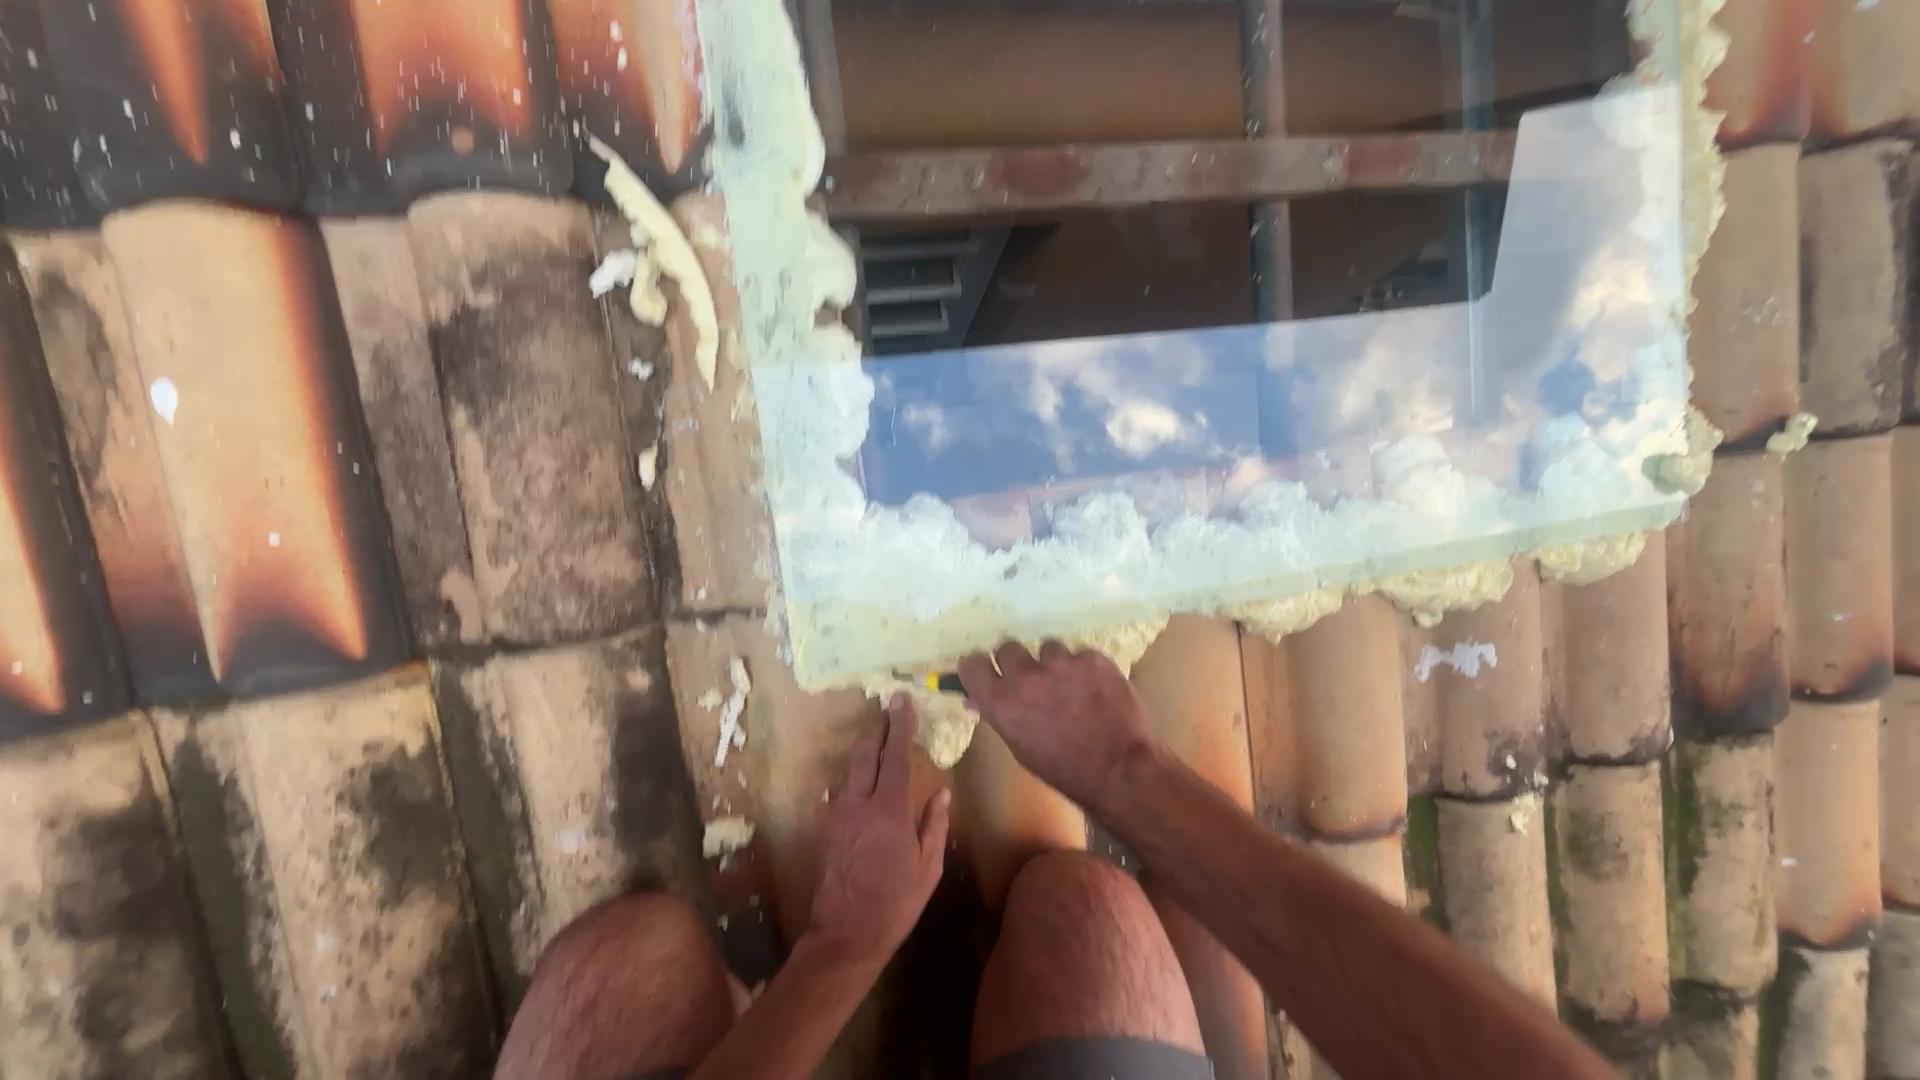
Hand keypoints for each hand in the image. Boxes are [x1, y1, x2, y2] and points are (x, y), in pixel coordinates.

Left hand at [807, 695, 950, 964]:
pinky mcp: (826, 829)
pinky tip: (863, 781)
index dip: (900, 726)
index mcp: (889, 810)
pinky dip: (855, 777)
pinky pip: (842, 792)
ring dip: (864, 751)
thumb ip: (933, 824)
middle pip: (864, 753)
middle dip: (876, 729)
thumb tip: (940, 792)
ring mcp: (837, 816)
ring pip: (849, 770)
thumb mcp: (928, 867)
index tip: (902, 702)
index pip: (895, 756)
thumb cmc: (896, 903)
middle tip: (887, 709)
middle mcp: (858, 804)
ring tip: (877, 740)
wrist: (845, 935)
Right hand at [957, 642, 1162, 814]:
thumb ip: (1000, 715)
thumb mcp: (1021, 748)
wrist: (1120, 770)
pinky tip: (1098, 691)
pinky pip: (1080, 655)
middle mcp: (1025, 675)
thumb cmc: (1064, 769)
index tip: (988, 672)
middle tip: (1034, 681)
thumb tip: (977, 699)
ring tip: (1073, 689)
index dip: (979, 667)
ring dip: (1055, 665)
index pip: (972, 664)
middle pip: (1008, 648)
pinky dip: (1086, 670)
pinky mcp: (1091, 657)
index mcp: (1001, 702)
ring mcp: (1060, 662)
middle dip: (1018, 662)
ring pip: (1048, 649)